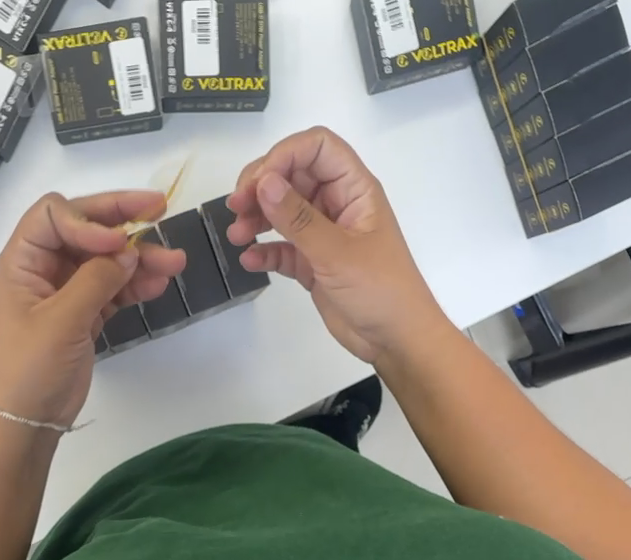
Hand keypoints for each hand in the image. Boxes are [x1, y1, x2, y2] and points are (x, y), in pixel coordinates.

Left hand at [0, 191, 186, 427]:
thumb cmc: (32, 367)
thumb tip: (129, 252)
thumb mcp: (62, 320)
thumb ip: (96, 280)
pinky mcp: (85, 314)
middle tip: (160, 210)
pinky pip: (113, 288)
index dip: (89, 220)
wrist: (29, 418)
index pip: (55, 214)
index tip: (118, 242)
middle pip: (85, 230)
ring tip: (175, 263)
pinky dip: (135, 284)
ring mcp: (66, 291)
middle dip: (122, 222)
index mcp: (23, 260)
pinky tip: (159, 283)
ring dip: (139, 258)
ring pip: (106, 260)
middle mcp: (43, 268)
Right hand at [227, 127, 451, 366]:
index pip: (317, 148)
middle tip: (236, 208)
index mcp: (354, 189)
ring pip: (283, 212)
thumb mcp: (337, 253)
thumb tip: (264, 184)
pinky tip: (249, 259)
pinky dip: (265, 251)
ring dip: (257, 218)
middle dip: (262, 187)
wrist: (395, 339)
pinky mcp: (313, 264)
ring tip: (236, 235)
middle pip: (293, 176)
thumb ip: (298, 219)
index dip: (285, 155)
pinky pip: (283, 248)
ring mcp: (324, 235)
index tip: (257, 184)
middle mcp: (337, 205)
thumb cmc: (380, 290)